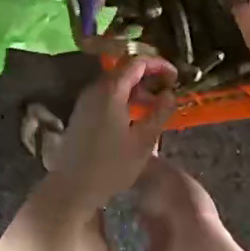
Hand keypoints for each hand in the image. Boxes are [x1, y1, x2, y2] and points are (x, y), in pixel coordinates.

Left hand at [44, 56, 177, 212]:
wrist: (73, 187)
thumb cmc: (112, 165)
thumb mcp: (144, 140)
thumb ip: (160, 112)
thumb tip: (171, 93)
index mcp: (110, 91)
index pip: (136, 63)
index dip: (159, 65)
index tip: (176, 77)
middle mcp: (95, 89)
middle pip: (124, 71)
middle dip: (149, 78)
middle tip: (168, 92)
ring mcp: (85, 101)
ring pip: (115, 85)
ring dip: (137, 91)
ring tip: (155, 107)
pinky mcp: (81, 114)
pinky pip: (106, 97)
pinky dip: (124, 100)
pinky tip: (135, 118)